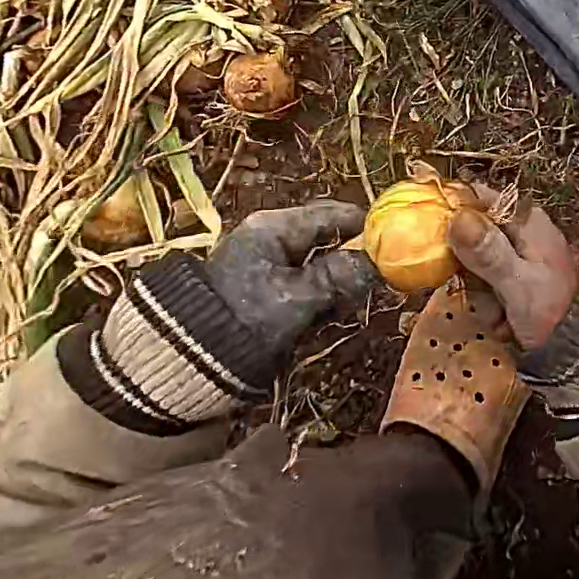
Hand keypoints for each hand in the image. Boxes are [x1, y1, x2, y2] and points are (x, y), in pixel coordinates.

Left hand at [65, 199, 381, 434]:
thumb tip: (379, 262)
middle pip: (331, 237)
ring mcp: (267, 262)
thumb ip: (341, 276)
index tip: (395, 246)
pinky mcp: (266, 286)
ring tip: (344, 306)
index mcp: (274, 228)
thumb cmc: (242, 322)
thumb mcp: (298, 298)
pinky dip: (323, 295)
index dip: (367, 228)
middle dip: (353, 260)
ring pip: (322, 262)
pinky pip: (308, 281)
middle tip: (373, 282)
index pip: (335, 213)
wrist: (182, 365)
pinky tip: (326, 314)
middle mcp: (271, 237)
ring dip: (339, 282)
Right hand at [448, 196, 578, 351]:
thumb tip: (458, 217)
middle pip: (472, 234)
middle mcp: (522, 232)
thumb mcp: (517, 284)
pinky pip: (487, 283)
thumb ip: (487, 252)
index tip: (439, 239)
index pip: (480, 198)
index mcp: (527, 222)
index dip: (455, 215)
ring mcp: (519, 255)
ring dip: (481, 292)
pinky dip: (491, 303)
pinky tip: (504, 321)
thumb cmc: (552, 314)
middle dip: (470, 268)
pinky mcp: (516, 277)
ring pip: (476, 263)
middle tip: (481, 292)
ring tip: (500, 315)